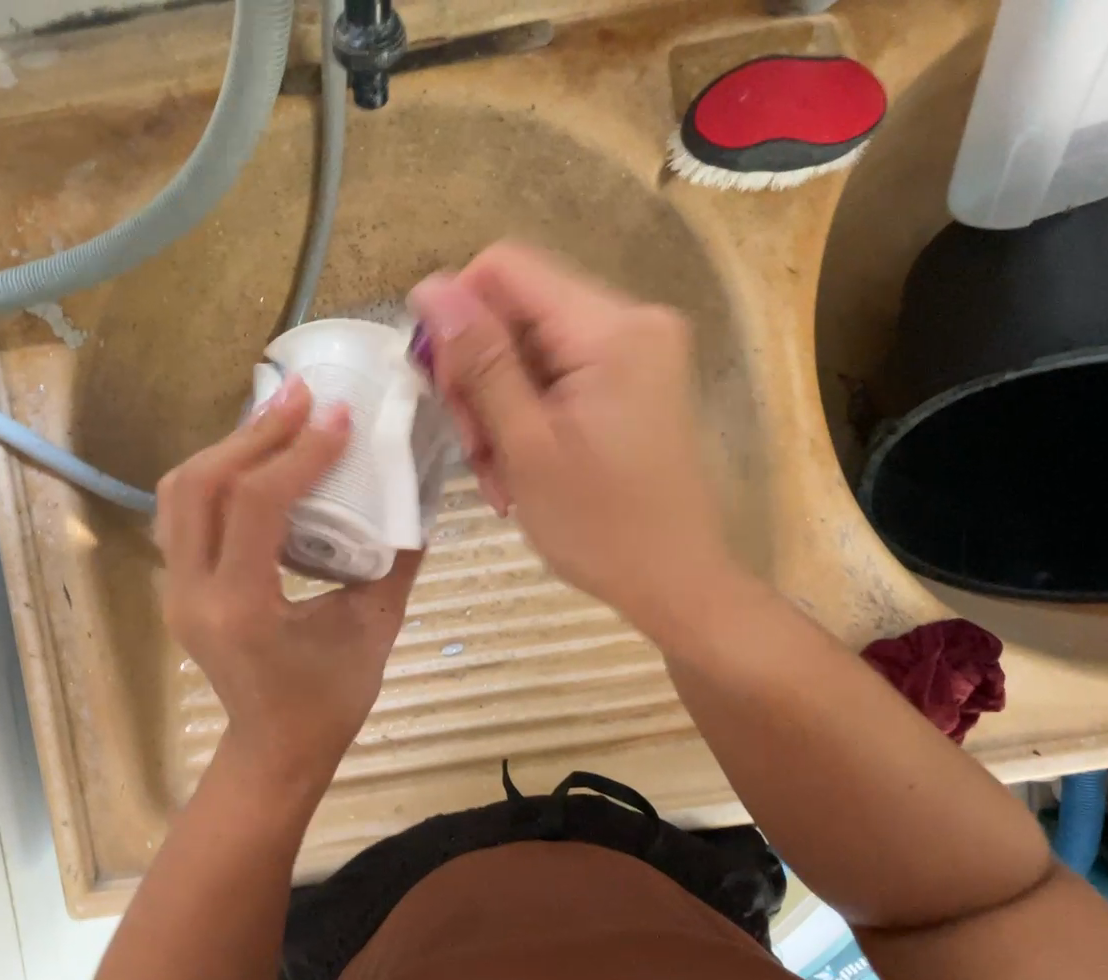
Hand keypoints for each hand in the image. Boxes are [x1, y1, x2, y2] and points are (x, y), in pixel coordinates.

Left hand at [156, 376, 421, 792]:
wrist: (274, 750)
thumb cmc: (330, 702)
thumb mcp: (375, 630)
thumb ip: (397, 558)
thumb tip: (420, 491)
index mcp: (243, 608)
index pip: (257, 505)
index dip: (299, 453)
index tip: (340, 418)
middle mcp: (193, 593)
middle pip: (202, 484)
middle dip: (256, 433)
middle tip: (303, 397)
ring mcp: (176, 589)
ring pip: (179, 492)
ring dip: (228, 447)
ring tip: (279, 418)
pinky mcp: (177, 585)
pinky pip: (181, 511)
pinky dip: (214, 473)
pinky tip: (254, 458)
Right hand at [408, 241, 736, 636]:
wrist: (676, 582)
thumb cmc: (600, 527)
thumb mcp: (526, 445)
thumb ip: (480, 361)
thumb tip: (431, 288)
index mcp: (611, 328)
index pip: (505, 268)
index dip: (454, 314)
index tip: (440, 385)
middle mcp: (630, 321)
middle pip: (516, 309)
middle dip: (478, 374)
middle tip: (473, 444)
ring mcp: (635, 350)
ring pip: (528, 346)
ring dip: (496, 404)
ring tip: (496, 469)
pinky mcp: (632, 378)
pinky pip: (556, 372)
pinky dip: (525, 414)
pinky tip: (518, 464)